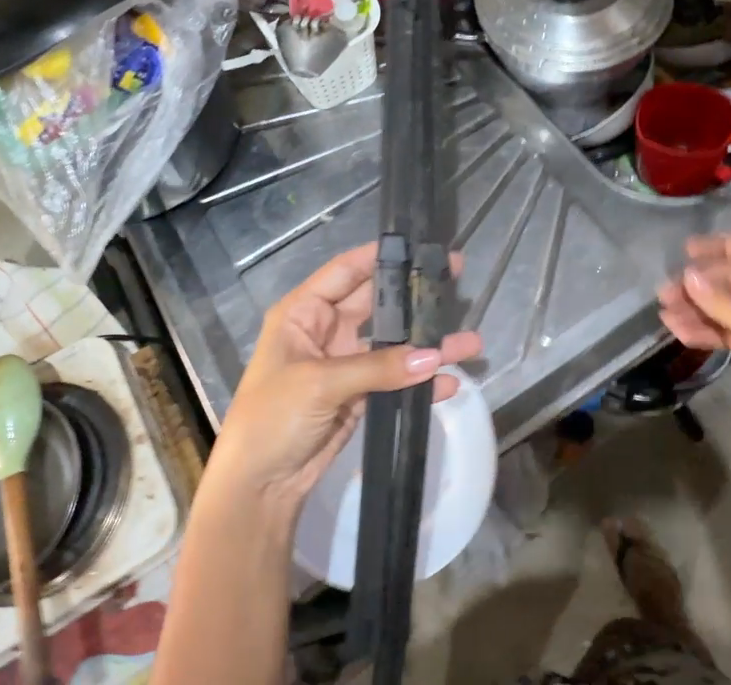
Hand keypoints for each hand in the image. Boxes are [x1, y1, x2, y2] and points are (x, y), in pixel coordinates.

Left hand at [209, 243, 482, 514]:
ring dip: (427, 345)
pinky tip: (450, 384)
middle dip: (414, 298)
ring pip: (392, 345)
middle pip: (376, 305)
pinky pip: (395, 381)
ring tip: (470, 343)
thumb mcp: (320, 384)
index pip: (345, 272)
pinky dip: (421, 383)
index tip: (419, 246)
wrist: (259, 484)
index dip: (380, 257)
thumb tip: (435, 357)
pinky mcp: (358, 397)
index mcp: (303, 313)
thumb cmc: (274, 417)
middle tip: (456, 280)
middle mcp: (324, 331)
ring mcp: (344, 364)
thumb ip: (377, 368)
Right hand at [657, 234, 730, 455]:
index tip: (687, 252)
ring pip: (729, 307)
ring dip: (699, 310)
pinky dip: (709, 332)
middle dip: (701, 284)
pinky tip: (682, 334)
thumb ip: (724, 304)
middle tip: (665, 292)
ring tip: (666, 315)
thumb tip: (687, 276)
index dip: (722, 246)